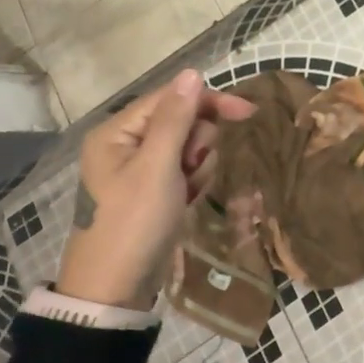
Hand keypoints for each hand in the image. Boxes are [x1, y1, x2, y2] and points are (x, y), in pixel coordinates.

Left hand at [57, 70, 255, 309]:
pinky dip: (193, 181)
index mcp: (117, 132)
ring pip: (189, 145)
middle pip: (183, 120)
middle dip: (198, 142)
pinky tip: (186, 199)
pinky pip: (185, 169)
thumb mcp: (157, 168)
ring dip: (198, 165)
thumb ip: (176, 118)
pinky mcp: (152, 189)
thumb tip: (192, 72)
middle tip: (190, 169)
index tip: (248, 112)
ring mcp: (139, 168)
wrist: (114, 290)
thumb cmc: (134, 223)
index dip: (210, 102)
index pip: (172, 98)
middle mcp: (125, 143)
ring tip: (186, 191)